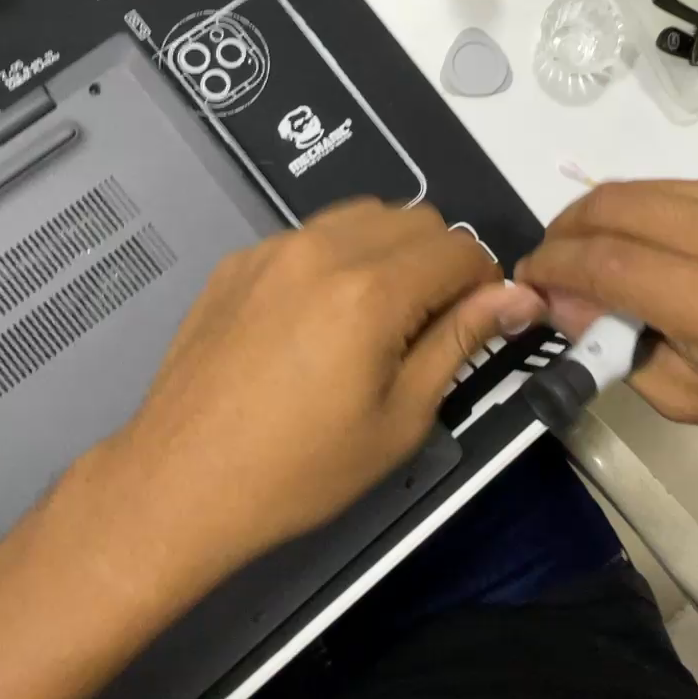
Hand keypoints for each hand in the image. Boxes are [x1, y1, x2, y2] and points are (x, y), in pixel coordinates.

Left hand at [89, 199, 541, 577]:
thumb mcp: (401, 417)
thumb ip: (460, 341)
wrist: (180, 483)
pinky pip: (311, 233)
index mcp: (370, 291)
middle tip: (429, 321)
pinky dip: (338, 256)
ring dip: (392, 249)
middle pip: (416, 218)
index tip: (478, 318)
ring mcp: (274, 248)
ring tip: (376, 313)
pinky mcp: (240, 259)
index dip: (485, 280)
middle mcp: (323, 249)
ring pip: (364, 214)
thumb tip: (517, 297)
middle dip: (441, 259)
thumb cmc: (301, 469)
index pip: (459, 249)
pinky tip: (317, 315)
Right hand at [517, 171, 697, 457]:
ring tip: (583, 253)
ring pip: (638, 188)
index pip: (612, 264)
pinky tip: (639, 244)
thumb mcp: (684, 397)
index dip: (556, 265)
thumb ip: (610, 344)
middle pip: (617, 207)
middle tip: (548, 261)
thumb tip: (556, 293)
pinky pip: (670, 187)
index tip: (528, 277)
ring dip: (596, 217)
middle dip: (565, 229)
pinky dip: (637, 212)